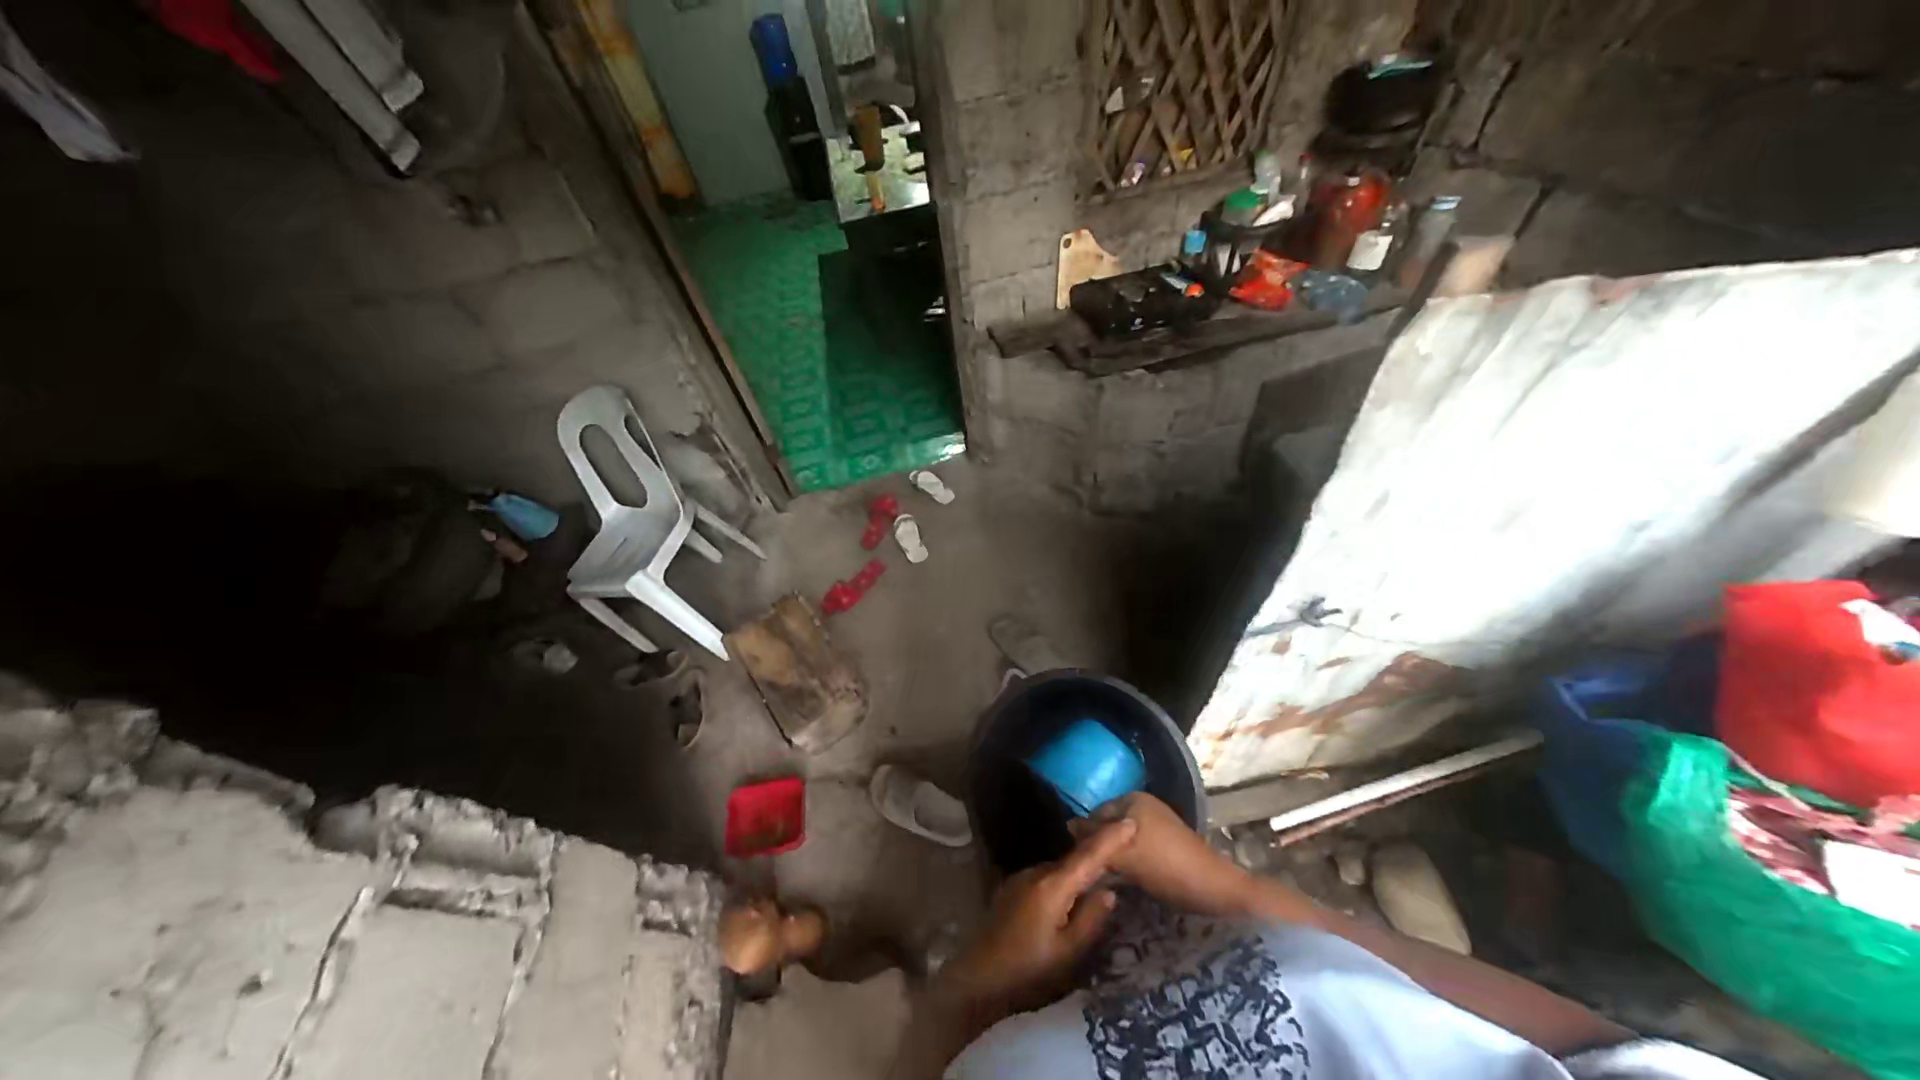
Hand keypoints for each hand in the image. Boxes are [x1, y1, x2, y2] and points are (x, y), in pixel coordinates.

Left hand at [936, 817, 1136, 1018]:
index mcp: (1052, 886)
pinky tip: (1070, 898)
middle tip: (1125, 853)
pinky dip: (1063, 881)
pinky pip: (1046, 878)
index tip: (1132, 821)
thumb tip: (1109, 889)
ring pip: (1059, 869)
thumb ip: (1091, 919)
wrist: (978, 977)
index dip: (1110, 837)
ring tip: (1102, 878)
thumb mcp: (1068, 953)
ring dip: (1079, 871)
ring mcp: (1021, 878)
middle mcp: (1036, 873)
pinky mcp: (1012, 888)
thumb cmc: (1028, 970)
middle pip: (1074, 859)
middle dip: (1098, 853)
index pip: (1088, 855)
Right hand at [1070, 793, 1256, 916]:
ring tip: (1102, 881)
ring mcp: (1156, 825)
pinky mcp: (1165, 846)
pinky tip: (1123, 882)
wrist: (1215, 889)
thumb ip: (1093, 840)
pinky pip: (1135, 850)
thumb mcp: (1123, 854)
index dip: (1084, 838)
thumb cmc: (1165, 865)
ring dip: (1112, 858)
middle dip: (1098, 848)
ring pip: (1121, 841)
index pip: (1094, 815)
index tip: (1078, 864)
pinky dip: (1127, 864)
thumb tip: (1068, 826)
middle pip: (1108, 827)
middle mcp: (1143, 806)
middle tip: (1088, 874)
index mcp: (1132, 799)